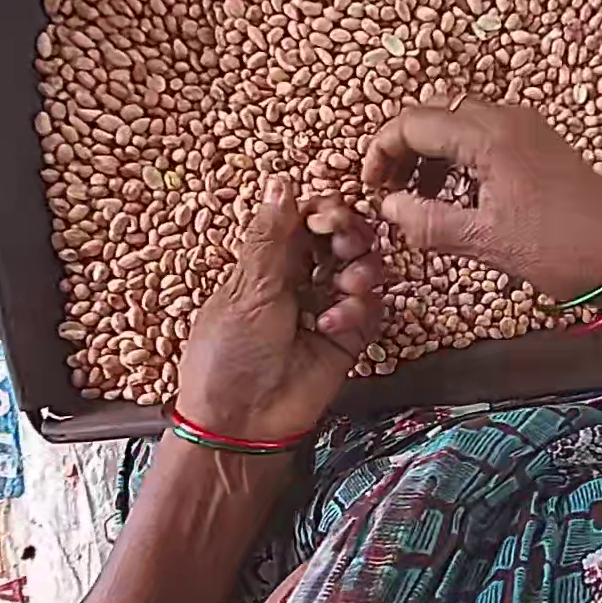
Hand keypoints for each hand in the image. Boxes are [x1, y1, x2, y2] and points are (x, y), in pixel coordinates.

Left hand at [175, 178, 384, 441]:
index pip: (307, 219)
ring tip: (347, 287)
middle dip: (351, 235)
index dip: (325, 211)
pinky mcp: (350, 336)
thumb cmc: (231, 351)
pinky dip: (357, 310)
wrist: (243, 420)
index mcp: (270, 261)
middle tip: (347, 244)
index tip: (330, 218)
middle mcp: (303, 278)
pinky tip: (332, 326)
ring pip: (364, 268)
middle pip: (343, 238)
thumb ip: (272, 236)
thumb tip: (280, 181)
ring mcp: (329, 306)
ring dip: (361, 270)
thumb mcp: (248, 288)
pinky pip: (370, 308)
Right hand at [361, 100, 601, 299]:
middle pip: (435, 112)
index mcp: (489, 137)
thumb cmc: (558, 251)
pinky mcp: (540, 143)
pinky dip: (459, 155)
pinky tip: (457, 192)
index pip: (414, 122)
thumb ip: (427, 221)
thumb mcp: (485, 241)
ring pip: (460, 121)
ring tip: (419, 196)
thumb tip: (386, 206)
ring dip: (431, 151)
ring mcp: (527, 127)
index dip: (381, 150)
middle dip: (403, 146)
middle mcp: (507, 119)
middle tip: (390, 188)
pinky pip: (486, 134)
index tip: (369, 186)